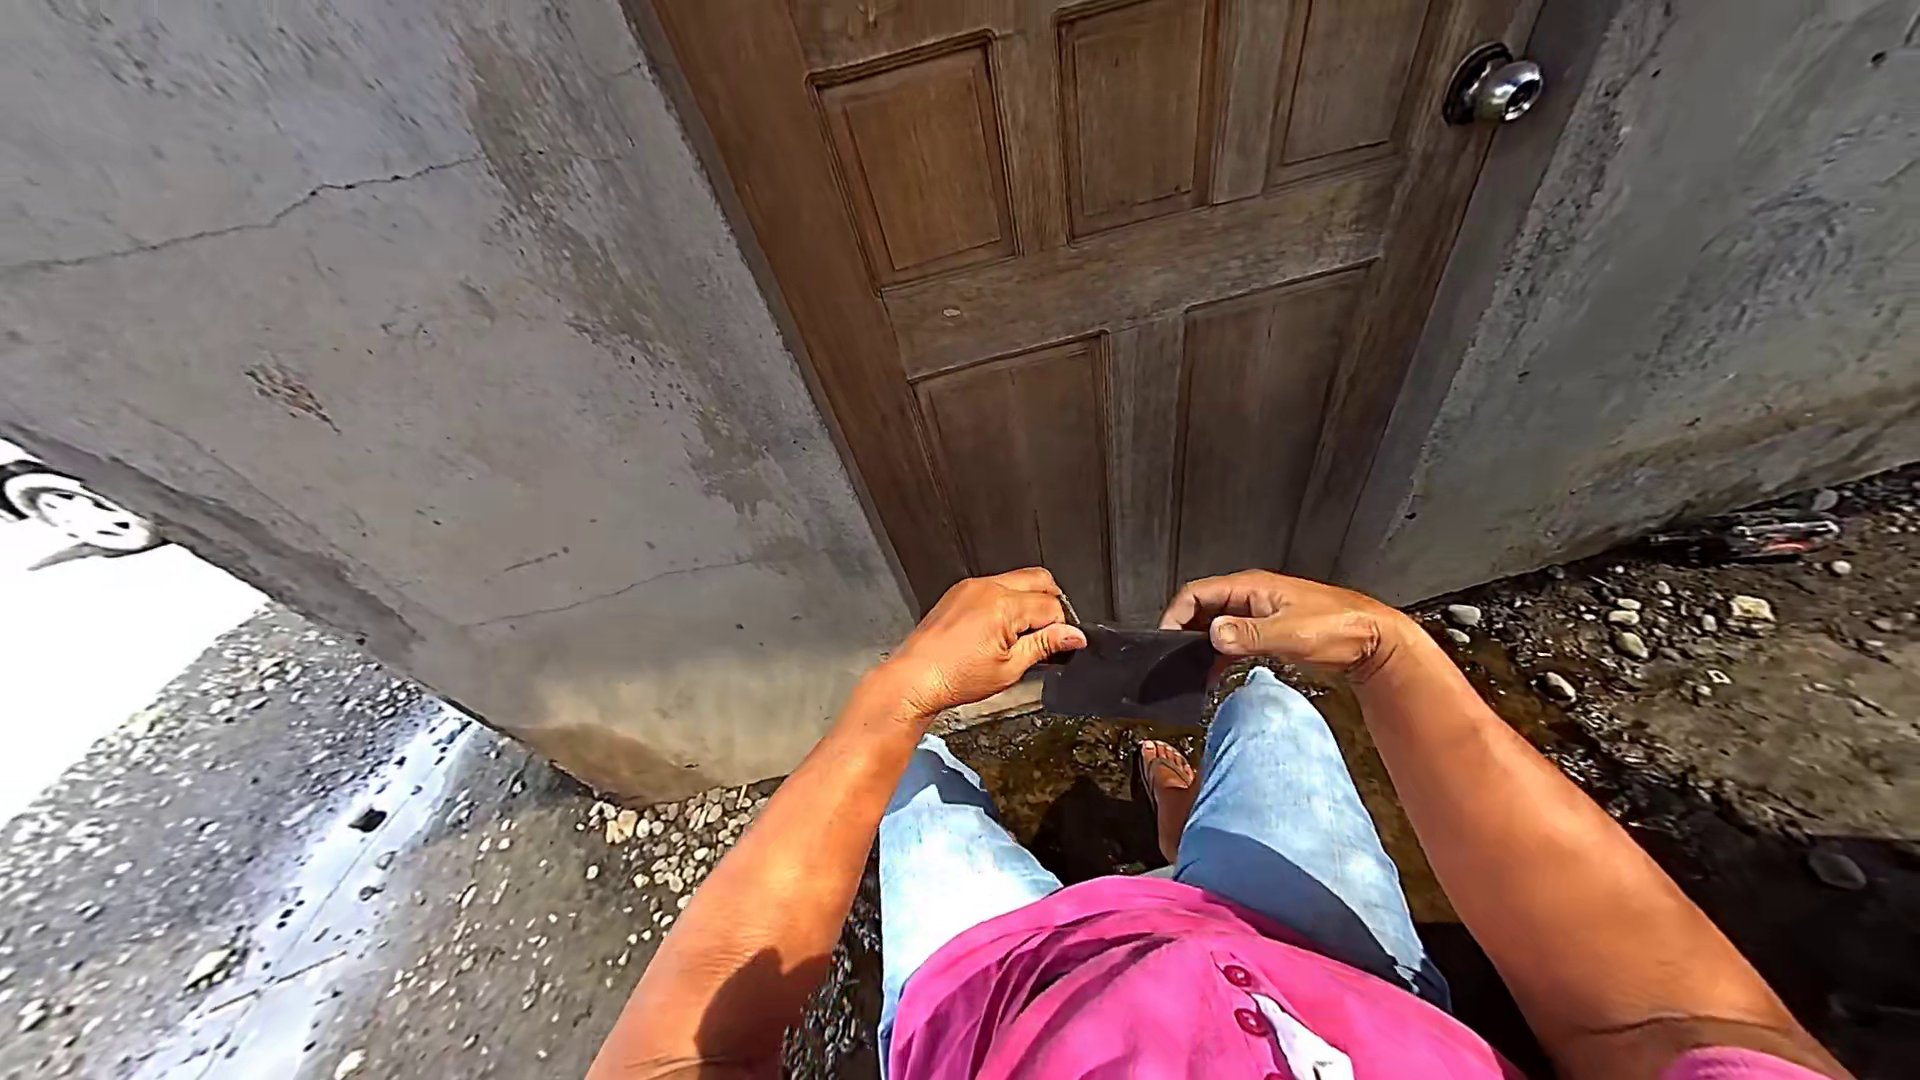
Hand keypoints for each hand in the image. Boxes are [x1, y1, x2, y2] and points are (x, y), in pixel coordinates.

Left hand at [875, 568, 1087, 718]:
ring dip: (1029, 600)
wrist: (915, 677)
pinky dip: (1007, 599)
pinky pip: (995, 584)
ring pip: (1018, 579)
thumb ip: (1045, 645)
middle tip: (1049, 633)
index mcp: (1003, 606)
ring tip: (1022, 634)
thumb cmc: (953, 677)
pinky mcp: (960, 591)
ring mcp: (972, 586)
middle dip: (1053, 603)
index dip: (1061, 628)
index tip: (1061, 645)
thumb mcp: (1010, 668)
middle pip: (1041, 580)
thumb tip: (1073, 636)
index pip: (1051, 606)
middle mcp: (987, 588)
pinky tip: (1001, 627)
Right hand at [1159, 570, 1415, 682]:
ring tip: (1192, 668)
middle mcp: (1249, 596)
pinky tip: (1214, 672)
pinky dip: (1217, 653)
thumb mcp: (1290, 633)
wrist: (1376, 641)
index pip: (1195, 593)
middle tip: (1175, 657)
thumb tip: (1213, 634)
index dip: (1175, 614)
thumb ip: (1248, 634)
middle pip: (1201, 607)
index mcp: (1250, 587)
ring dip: (1199, 643)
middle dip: (1183, 630)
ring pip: (1214, 623)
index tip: (1164, 638)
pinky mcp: (1265, 630)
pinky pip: (1230, 637)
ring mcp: (1257, 612)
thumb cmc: (1341, 629)